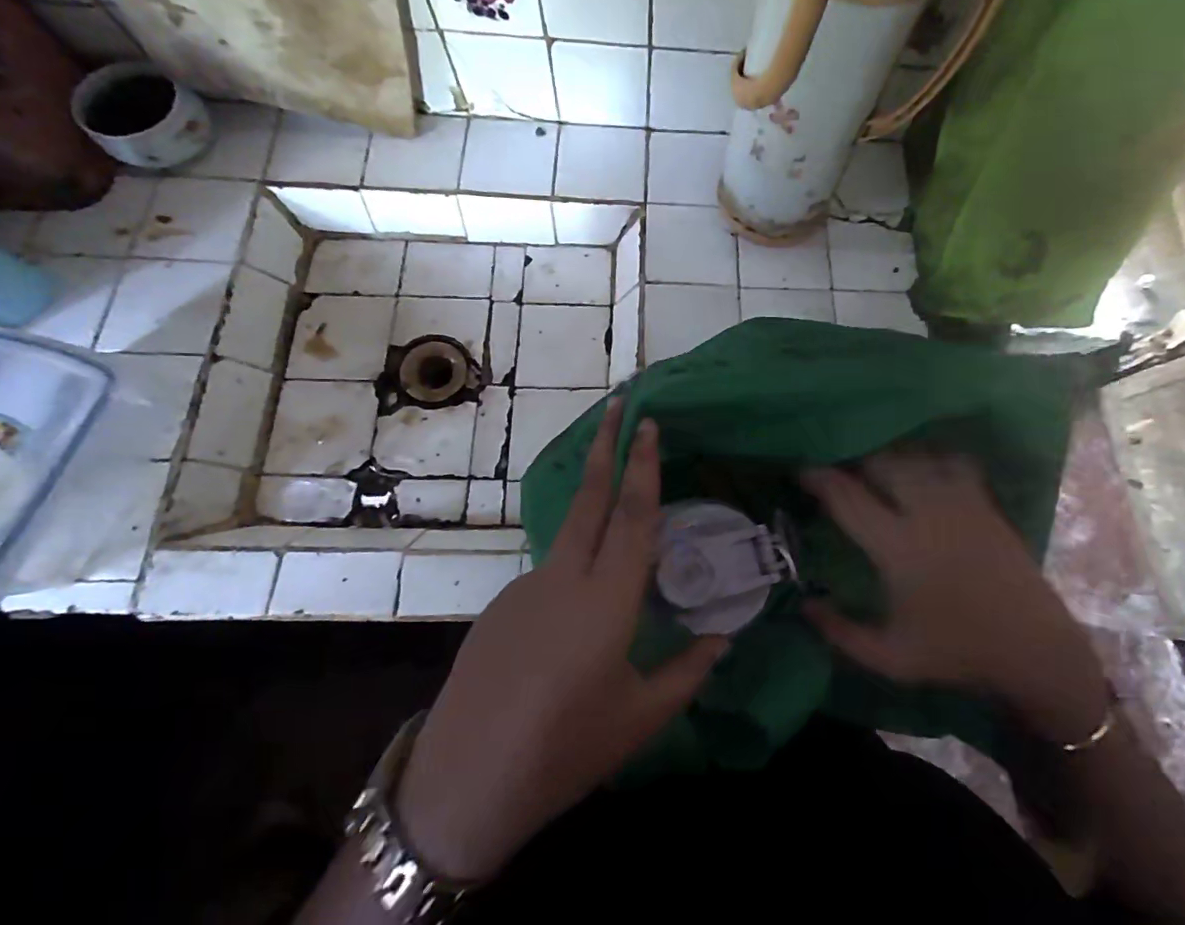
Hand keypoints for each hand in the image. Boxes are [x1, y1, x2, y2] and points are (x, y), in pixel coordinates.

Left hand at [397, 399, 724, 882]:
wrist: (463, 783)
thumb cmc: (566, 751)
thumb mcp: (641, 717)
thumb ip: (688, 670)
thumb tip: (722, 638)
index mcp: (608, 601)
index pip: (634, 517)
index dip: (645, 466)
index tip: (649, 424)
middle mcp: (566, 579)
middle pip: (590, 498)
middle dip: (606, 445)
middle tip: (620, 402)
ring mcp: (527, 588)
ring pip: (570, 532)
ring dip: (594, 501)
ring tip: (619, 498)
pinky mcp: (503, 606)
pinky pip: (552, 573)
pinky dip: (576, 567)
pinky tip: (579, 616)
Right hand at [800, 452, 1107, 740]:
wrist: (1033, 649)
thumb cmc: (956, 653)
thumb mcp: (889, 657)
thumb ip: (839, 632)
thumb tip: (804, 603)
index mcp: (897, 547)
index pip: (847, 497)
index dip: (818, 478)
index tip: (801, 470)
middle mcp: (926, 512)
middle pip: (881, 463)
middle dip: (853, 460)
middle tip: (837, 468)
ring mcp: (960, 502)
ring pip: (915, 457)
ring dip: (888, 456)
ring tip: (873, 465)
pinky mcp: (984, 503)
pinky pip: (951, 462)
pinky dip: (929, 457)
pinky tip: (921, 466)